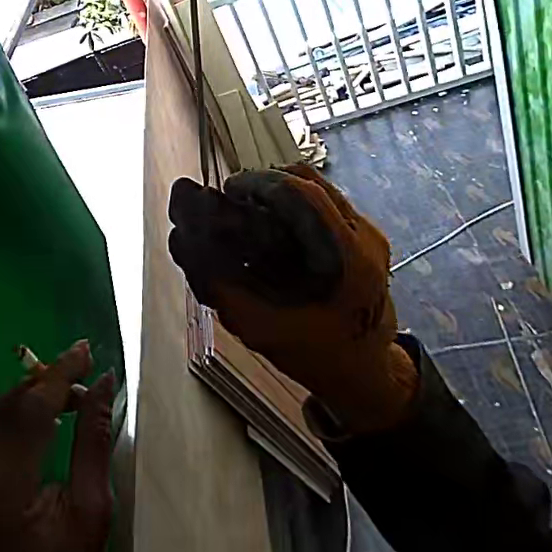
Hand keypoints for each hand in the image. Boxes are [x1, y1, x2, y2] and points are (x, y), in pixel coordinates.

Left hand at [0, 340, 116, 551]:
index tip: (86, 349)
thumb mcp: (91, 510)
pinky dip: (18, 414)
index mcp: (3, 491)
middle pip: (10, 407)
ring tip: (71, 392)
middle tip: (85, 369)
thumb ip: (94, 440)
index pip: (32, 411)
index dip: (60, 374)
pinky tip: (44, 415)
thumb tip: (103, 381)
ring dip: (34, 395)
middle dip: (49, 381)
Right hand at [169, 164, 415, 433]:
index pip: (300, 192)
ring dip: (280, 188)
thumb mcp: (256, 326)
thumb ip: (216, 284)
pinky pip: (327, 198)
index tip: (228, 192)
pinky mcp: (369, 232)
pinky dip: (296, 201)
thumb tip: (180, 238)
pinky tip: (279, 225)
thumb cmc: (311, 353)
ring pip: (318, 183)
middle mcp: (364, 236)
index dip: (258, 182)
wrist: (365, 372)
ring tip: (255, 210)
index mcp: (345, 259)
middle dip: (265, 182)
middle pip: (308, 179)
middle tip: (236, 199)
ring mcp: (371, 232)